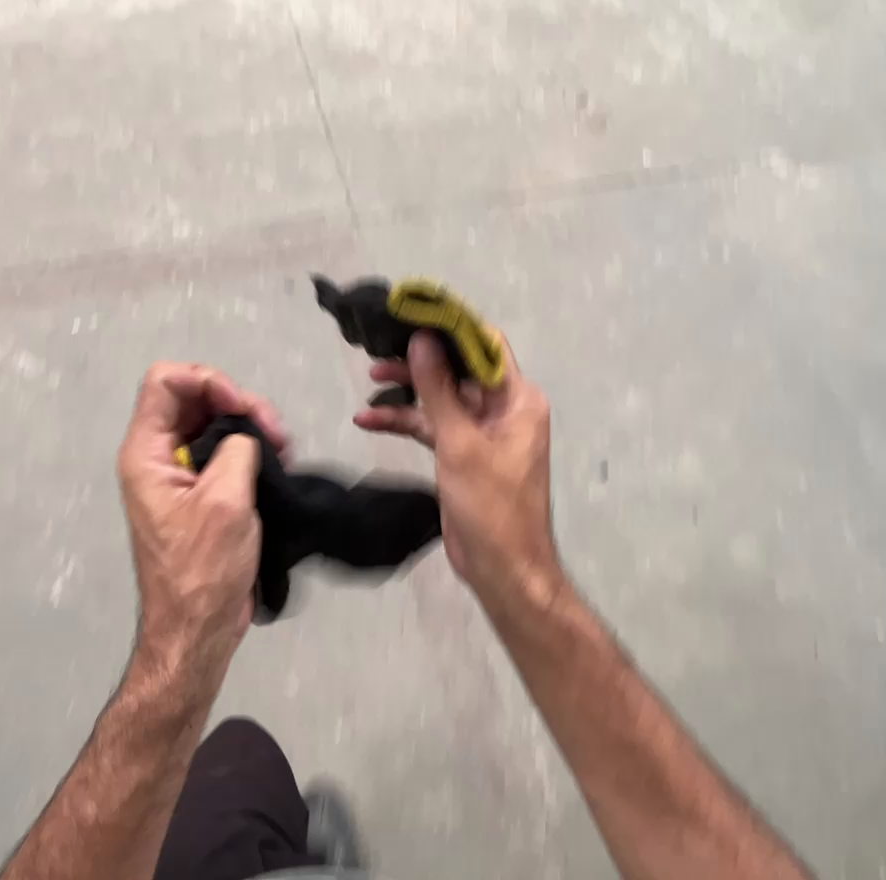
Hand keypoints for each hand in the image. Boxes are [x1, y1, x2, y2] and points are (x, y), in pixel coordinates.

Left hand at [117, 363, 289, 665]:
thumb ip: (235, 449)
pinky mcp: (202, 491)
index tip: (242, 407)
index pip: (165, 381)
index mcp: (146, 453)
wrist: (199, 631)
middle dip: (239, 403)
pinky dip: (252, 449)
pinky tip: (280, 463)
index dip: (207, 380)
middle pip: (194, 397)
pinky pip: (224, 450)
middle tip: (277, 432)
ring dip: (251, 426)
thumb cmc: (203, 570)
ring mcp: (179, 474)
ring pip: (214, 421)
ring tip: (285, 449)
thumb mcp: (224, 502)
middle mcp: (157, 455)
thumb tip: (245, 437)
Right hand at [354, 332, 559, 604]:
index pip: (484, 347)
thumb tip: (421, 340)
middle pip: (457, 370)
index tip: (412, 316)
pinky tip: (367, 420)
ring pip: (439, 398)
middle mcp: (502, 408)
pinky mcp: (461, 453)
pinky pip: (431, 426)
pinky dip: (404, 422)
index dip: (450, 329)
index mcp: (518, 399)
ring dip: (406, 391)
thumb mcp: (460, 443)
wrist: (501, 568)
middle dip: (418, 362)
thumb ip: (438, 390)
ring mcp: (481, 431)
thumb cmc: (491, 504)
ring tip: (368, 381)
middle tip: (379, 350)